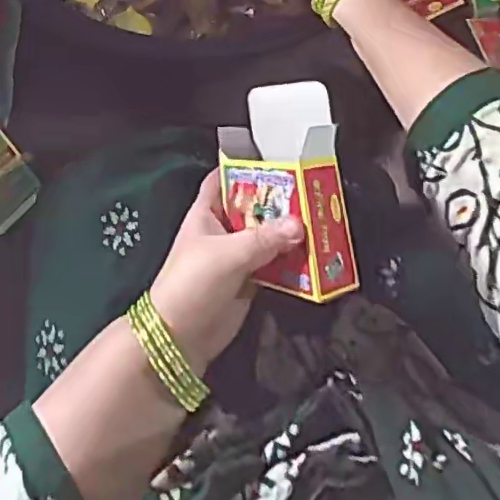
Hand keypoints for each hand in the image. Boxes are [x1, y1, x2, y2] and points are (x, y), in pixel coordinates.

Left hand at [147, 171, 304, 373]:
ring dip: (289, 234)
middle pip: (253, 208)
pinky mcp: (248, 281)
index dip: (242, 168)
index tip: (273, 162)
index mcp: (206, 213)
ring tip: (321, 224)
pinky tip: (314, 259)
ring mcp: (235, 256)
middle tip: (311, 195)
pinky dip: (291, 262)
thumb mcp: (227, 254)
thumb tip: (299, 224)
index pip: (223, 179)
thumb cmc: (193, 283)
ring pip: (266, 236)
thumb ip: (264, 239)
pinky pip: (274, 264)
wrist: (179, 337)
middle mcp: (221, 230)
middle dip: (278, 203)